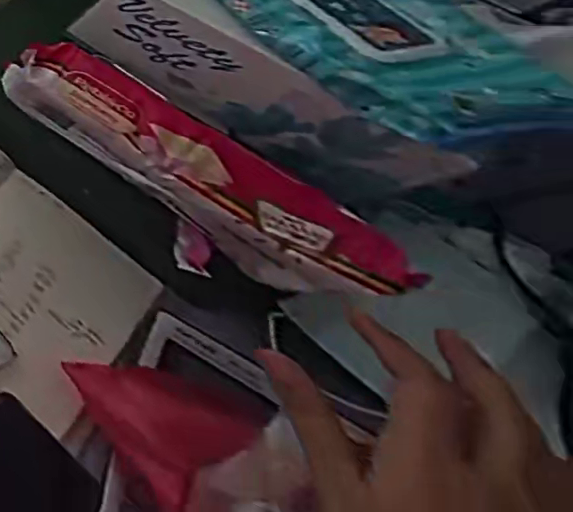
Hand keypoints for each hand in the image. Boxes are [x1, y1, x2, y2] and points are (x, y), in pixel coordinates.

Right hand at [259, 310, 570, 511]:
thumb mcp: (339, 490)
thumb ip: (313, 422)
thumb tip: (271, 355)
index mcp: (433, 459)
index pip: (422, 385)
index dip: (391, 345)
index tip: (360, 321)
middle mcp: (497, 476)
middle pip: (498, 406)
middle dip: (469, 364)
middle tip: (443, 336)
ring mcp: (538, 506)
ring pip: (539, 441)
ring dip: (507, 401)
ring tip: (482, 383)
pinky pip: (563, 480)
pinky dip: (542, 450)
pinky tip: (530, 450)